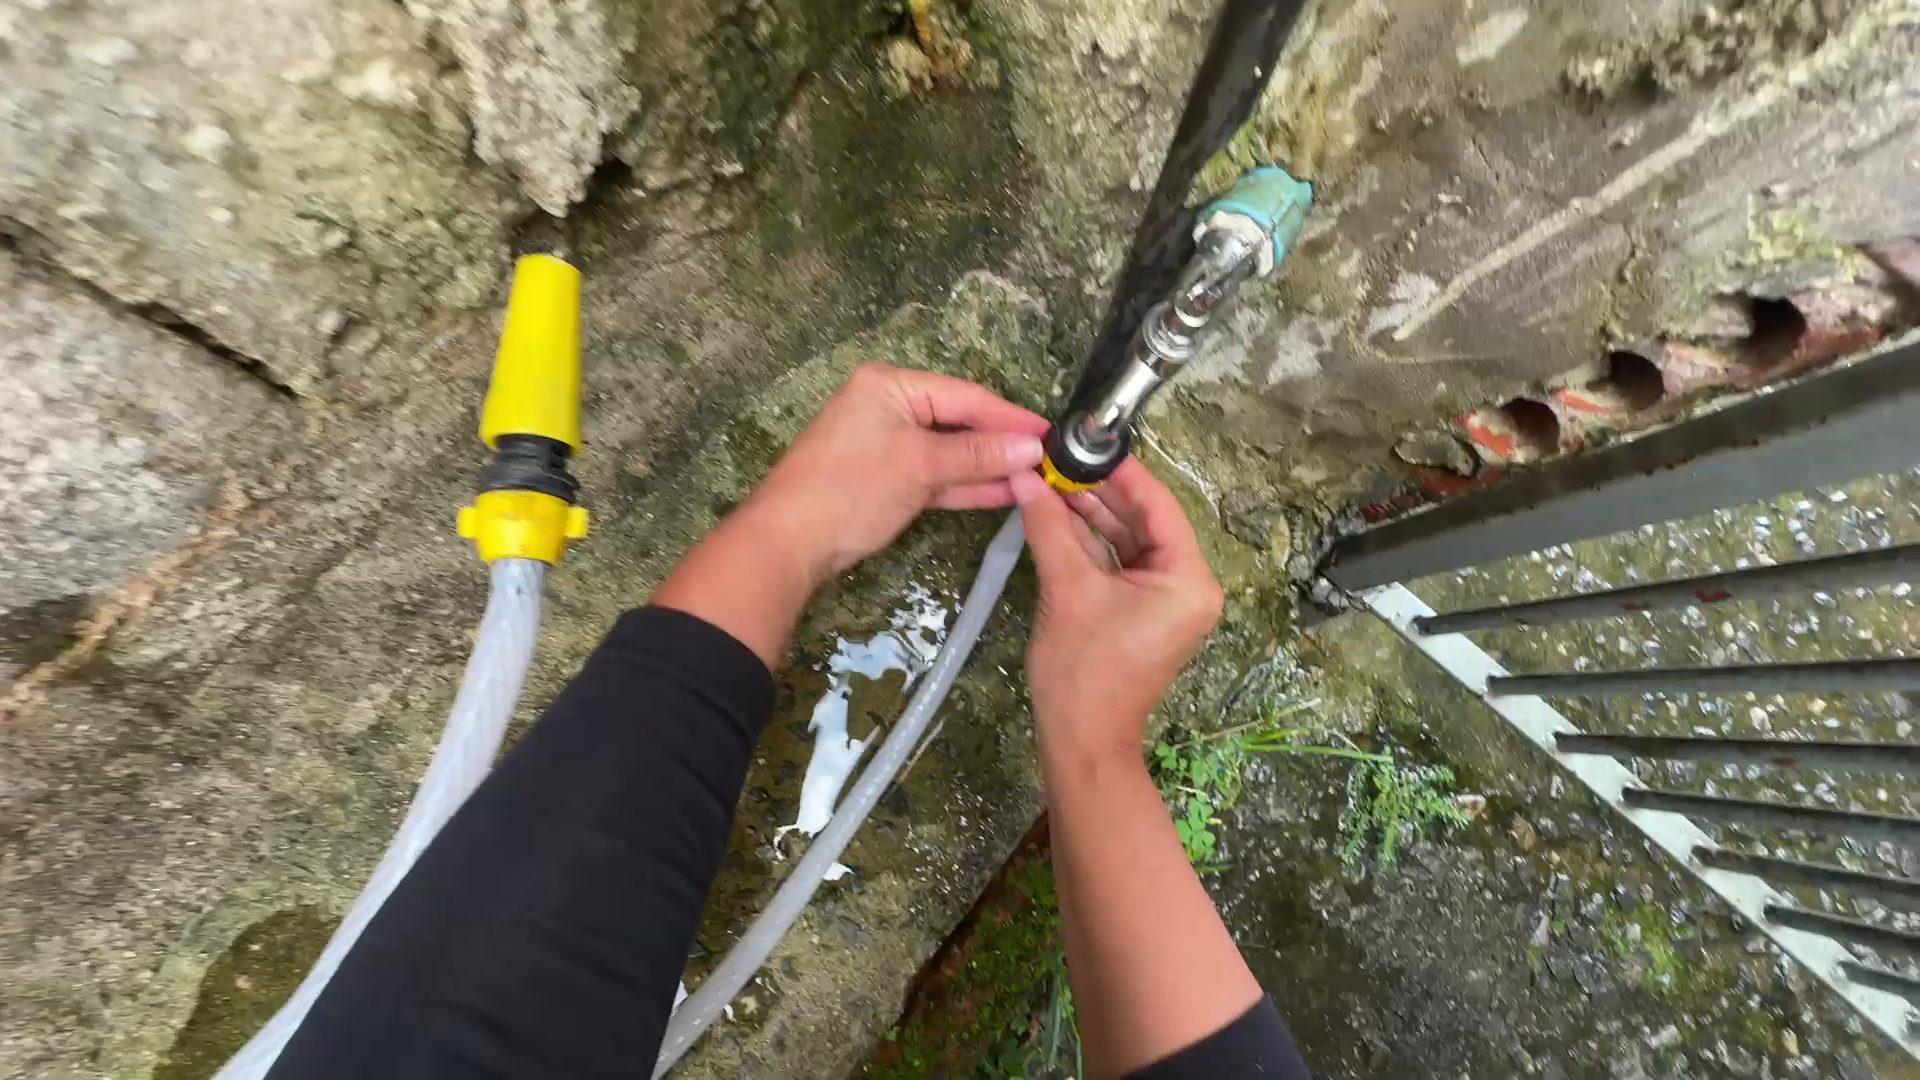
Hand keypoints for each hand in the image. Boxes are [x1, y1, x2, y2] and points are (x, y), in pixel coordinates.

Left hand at [655, 365, 1045, 668]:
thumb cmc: (851, 489)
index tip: (1050, 434)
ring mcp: (886, 445)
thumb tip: (1031, 449)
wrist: (788, 543)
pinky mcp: (885, 479)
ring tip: (1034, 478)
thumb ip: (976, 455)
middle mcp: (888, 408)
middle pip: (957, 422)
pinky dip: (962, 485)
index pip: (964, 396)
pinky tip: (1002, 493)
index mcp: (890, 386)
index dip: (1009, 417)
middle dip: (999, 444)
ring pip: (947, 452)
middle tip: (1047, 460)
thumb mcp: (919, 466)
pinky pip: (932, 476)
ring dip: (986, 468)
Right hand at [1010, 460, 1223, 762]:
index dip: (1120, 472)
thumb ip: (1048, 526)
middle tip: (1057, 461)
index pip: (1158, 505)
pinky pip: (1118, 565)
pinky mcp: (1140, 611)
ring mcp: (1164, 600)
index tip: (1085, 442)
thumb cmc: (1083, 669)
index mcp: (1188, 578)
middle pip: (1142, 522)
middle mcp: (1186, 584)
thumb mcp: (1066, 589)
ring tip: (1049, 483)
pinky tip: (1057, 516)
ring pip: (1126, 542)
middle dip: (1098, 493)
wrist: (1081, 740)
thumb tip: (1023, 476)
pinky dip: (1089, 545)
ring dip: (1089, 516)